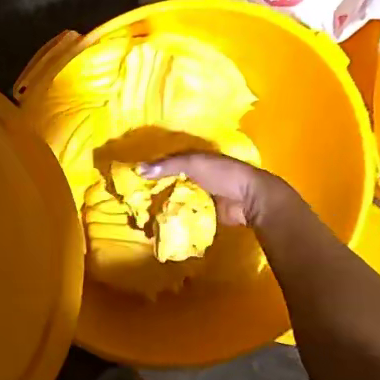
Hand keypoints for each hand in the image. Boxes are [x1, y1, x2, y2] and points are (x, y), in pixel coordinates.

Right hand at [140, 152, 289, 227]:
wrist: (249, 199)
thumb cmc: (222, 174)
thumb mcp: (194, 163)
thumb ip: (167, 166)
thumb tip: (137, 169)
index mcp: (194, 158)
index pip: (167, 162)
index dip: (151, 168)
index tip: (131, 176)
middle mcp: (195, 175)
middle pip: (169, 181)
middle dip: (154, 188)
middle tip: (132, 198)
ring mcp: (199, 194)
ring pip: (174, 197)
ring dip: (161, 203)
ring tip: (140, 212)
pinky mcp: (203, 211)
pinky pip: (182, 212)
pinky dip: (172, 215)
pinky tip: (156, 220)